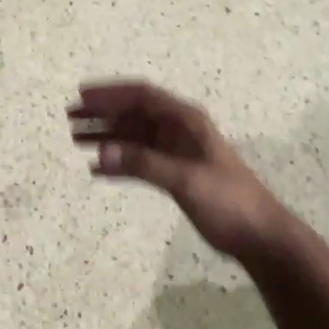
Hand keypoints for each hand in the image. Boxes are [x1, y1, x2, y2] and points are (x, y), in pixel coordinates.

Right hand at [70, 80, 287, 261]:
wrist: (260, 236)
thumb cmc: (228, 201)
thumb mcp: (185, 180)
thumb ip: (143, 164)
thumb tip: (100, 152)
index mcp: (186, 121)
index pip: (143, 96)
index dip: (111, 93)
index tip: (81, 95)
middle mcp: (178, 131)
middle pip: (133, 114)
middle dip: (102, 113)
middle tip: (69, 117)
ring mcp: (175, 153)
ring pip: (133, 137)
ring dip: (106, 136)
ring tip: (75, 139)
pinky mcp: (174, 175)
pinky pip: (138, 162)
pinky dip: (117, 163)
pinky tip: (96, 170)